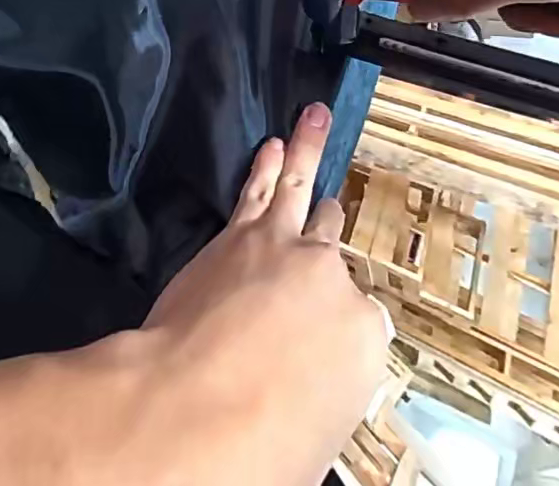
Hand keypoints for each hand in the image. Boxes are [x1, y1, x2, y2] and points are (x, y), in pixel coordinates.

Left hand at [141, 104, 391, 484]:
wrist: (194, 406)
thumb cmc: (264, 443)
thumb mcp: (319, 432)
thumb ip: (326, 387)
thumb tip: (310, 375)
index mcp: (364, 334)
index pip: (364, 321)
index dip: (340, 332)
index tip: (319, 342)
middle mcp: (331, 278)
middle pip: (334, 242)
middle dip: (330, 230)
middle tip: (329, 213)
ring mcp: (284, 248)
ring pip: (302, 189)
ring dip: (308, 149)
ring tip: (315, 116)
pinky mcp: (239, 236)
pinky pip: (258, 190)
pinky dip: (267, 166)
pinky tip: (273, 146)